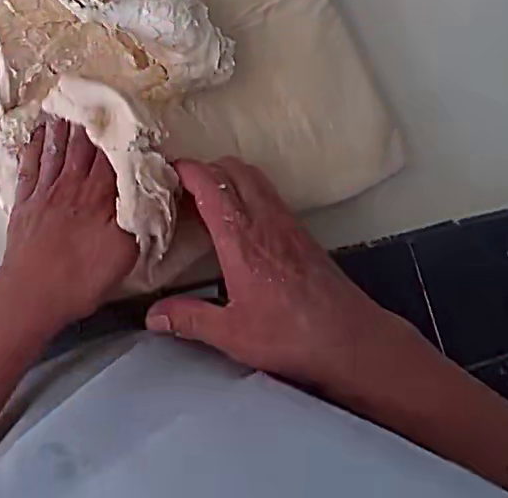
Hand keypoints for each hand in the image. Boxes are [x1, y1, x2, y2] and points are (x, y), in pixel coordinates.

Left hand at [0, 117, 136, 332]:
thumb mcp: (122, 253)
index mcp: (97, 197)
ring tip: (65, 105)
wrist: (31, 295)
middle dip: (88, 121)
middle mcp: (71, 186)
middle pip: (82, 146)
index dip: (115, 134)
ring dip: (62, 127)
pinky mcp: (25, 202)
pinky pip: (31, 165)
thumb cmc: (80, 278)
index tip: (119, 111)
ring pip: (56, 149)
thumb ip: (137, 218)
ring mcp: (45, 191)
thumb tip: (148, 191)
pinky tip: (38, 133)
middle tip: (90, 97)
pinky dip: (35, 146)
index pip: (110, 157)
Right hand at [145, 157, 438, 405]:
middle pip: (229, 167)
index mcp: (239, 238)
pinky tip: (240, 214)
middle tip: (183, 187)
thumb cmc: (293, 336)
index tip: (165, 173)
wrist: (353, 340)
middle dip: (202, 168)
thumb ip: (190, 320)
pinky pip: (267, 189)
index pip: (208, 183)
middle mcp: (262, 218)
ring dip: (226, 173)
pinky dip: (247, 186)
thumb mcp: (234, 334)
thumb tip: (154, 317)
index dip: (184, 170)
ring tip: (208, 196)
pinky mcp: (299, 227)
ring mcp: (284, 219)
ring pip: (251, 173)